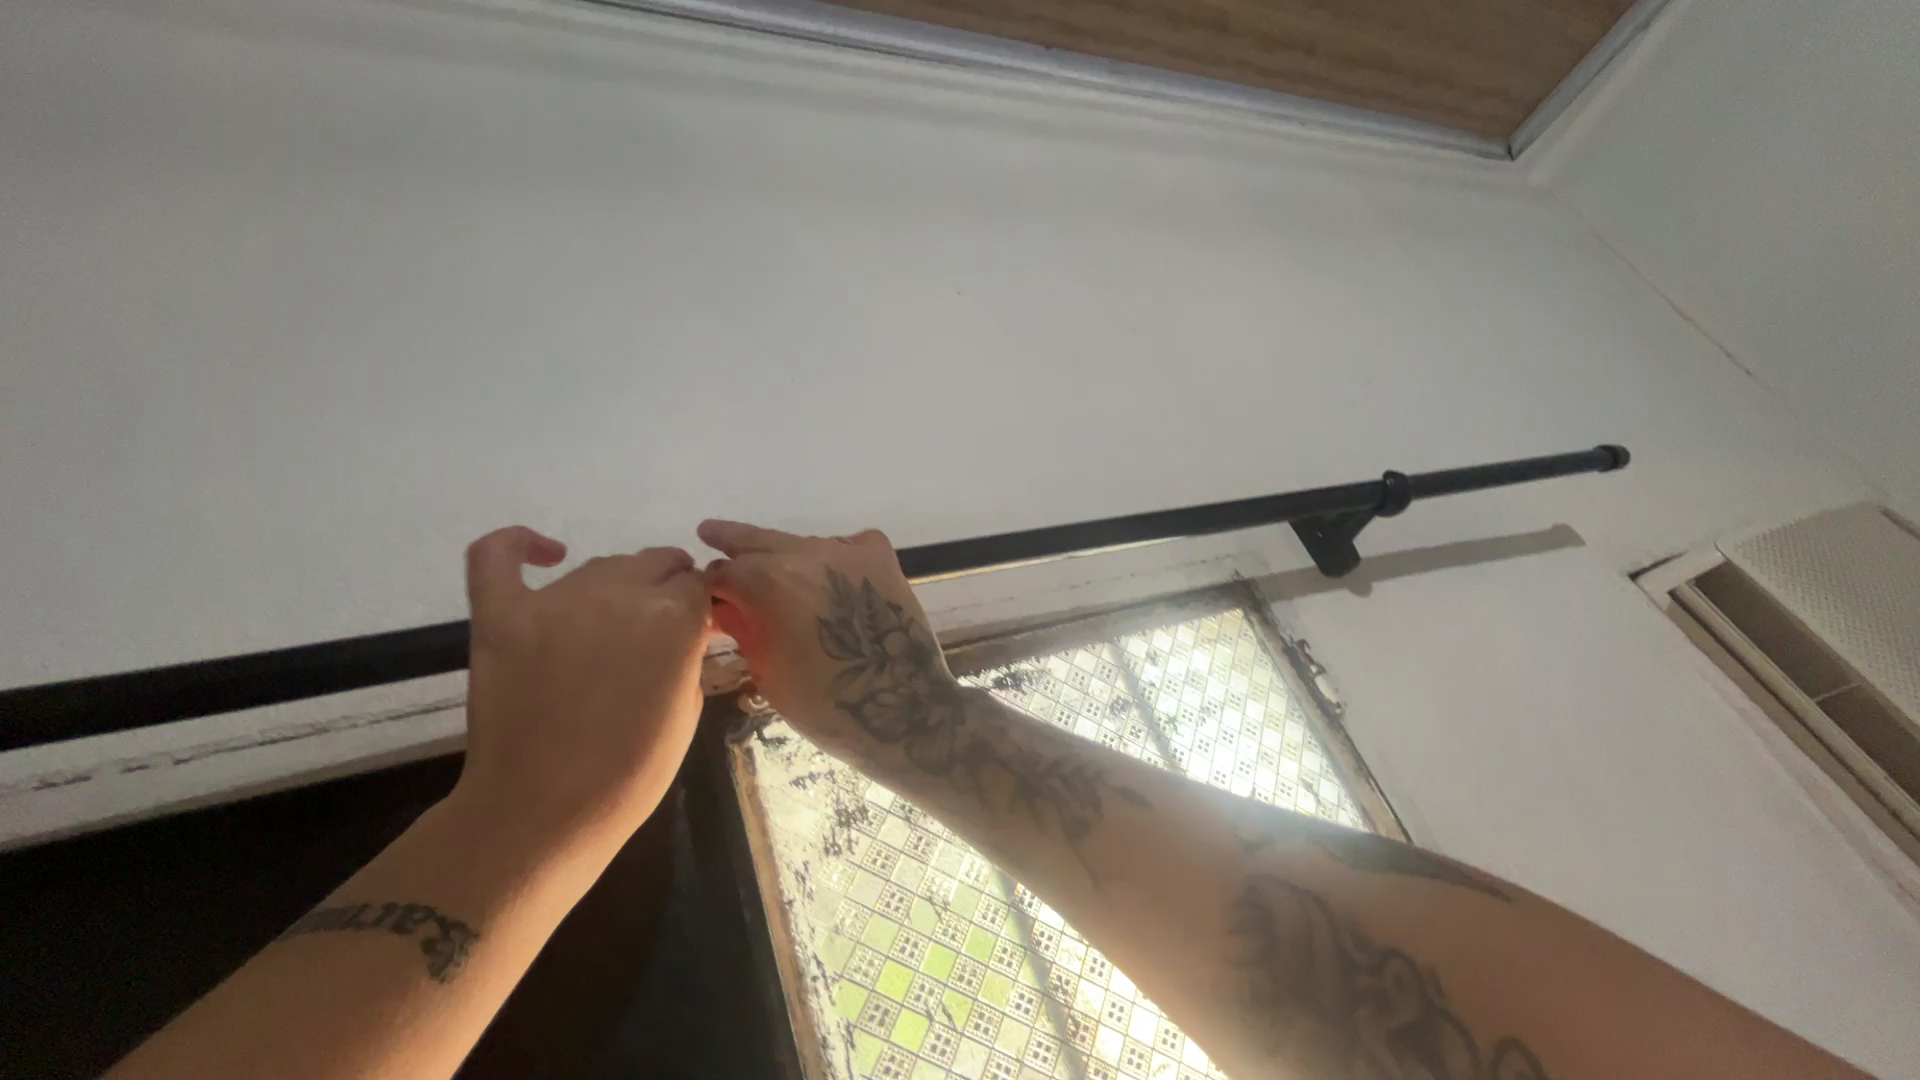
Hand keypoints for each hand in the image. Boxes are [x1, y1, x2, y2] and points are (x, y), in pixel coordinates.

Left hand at [452, 527, 709, 845]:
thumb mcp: (689, 706)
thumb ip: (690, 653)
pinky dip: (518, 544)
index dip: (698, 605)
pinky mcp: (502, 613)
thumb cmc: (633, 771)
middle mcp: (620, 592)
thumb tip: (686, 630)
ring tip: (609, 625)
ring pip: (600, 566)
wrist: (545, 811)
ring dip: (616, 585)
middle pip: (654, 563)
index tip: (694, 628)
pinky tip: (543, 553)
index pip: (697, 584)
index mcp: (675, 616)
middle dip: (666, 588)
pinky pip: (500, 556)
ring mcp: (556, 599)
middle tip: (656, 628)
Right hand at [699, 519, 956, 746]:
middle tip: (711, 533)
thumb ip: (744, 628)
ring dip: (783, 554)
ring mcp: (845, 552)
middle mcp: (803, 554)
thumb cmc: (823, 705)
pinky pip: (846, 545)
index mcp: (766, 582)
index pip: (721, 572)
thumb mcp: (766, 670)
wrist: (902, 708)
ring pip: (800, 544)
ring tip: (772, 564)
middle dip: (731, 543)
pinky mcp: (880, 558)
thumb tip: (728, 608)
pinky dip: (833, 555)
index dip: (708, 584)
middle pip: (756, 541)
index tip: (703, 592)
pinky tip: (830, 573)